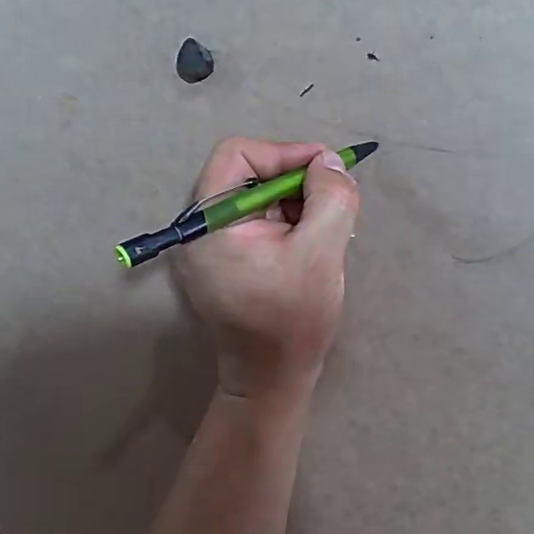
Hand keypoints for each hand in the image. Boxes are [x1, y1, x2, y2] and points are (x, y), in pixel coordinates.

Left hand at [177, 139, 359, 400]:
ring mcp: (211, 247)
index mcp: (208, 223)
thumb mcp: (321, 253)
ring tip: (327, 231)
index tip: (325, 170)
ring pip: (257, 200)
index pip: (238, 155)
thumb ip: (331, 199)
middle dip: (296, 182)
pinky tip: (314, 246)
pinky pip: (258, 225)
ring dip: (297, 205)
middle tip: (333, 202)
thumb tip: (330, 162)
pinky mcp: (227, 263)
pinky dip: (289, 225)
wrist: (271, 380)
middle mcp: (200, 229)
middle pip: (247, 175)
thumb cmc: (292, 321)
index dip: (284, 153)